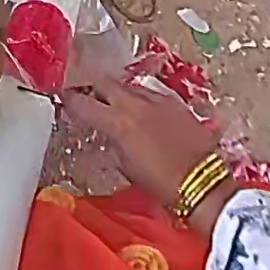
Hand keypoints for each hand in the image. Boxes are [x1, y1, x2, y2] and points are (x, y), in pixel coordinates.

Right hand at [65, 78, 221, 205]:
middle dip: (92, 88)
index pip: (83, 104)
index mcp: (117, 123)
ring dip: (117, 92)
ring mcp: (155, 100)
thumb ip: (113, 143)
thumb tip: (108, 133)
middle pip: (103, 83)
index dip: (70, 100)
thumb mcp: (127, 167)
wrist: (206, 187)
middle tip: (87, 95)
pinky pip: (148, 93)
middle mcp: (133, 104)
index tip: (64, 99)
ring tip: (114, 102)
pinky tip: (141, 109)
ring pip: (126, 86)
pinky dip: (139, 98)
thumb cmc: (162, 185)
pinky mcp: (174, 102)